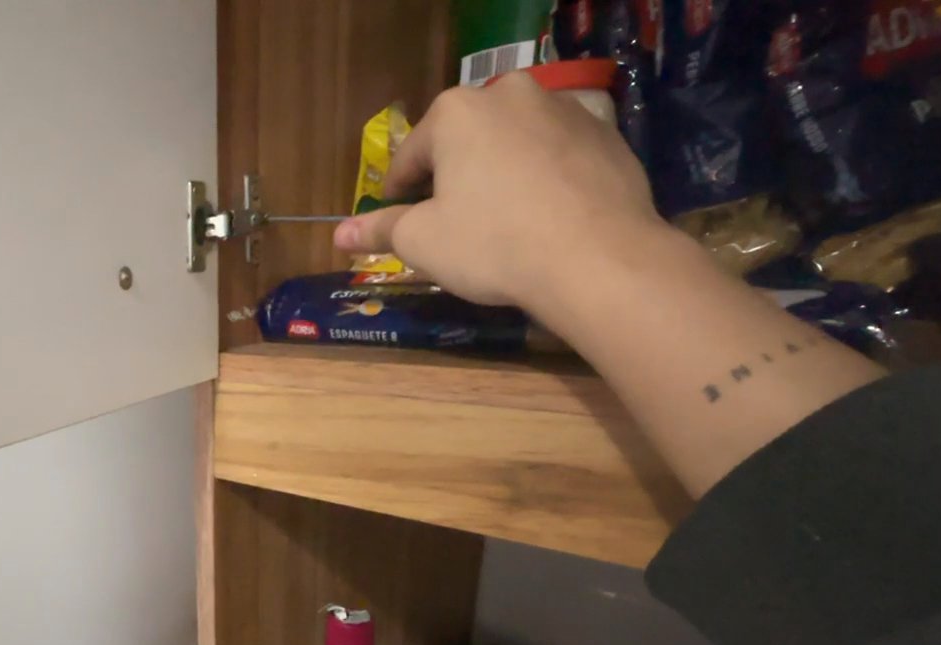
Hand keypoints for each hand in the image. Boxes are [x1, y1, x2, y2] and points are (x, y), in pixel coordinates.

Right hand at [332, 72, 663, 308]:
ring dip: (495, 175)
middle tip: (449, 224)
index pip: (410, 156)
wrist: (593, 255)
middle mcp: (509, 93)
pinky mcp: (602, 133)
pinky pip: (552, 155)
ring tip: (497, 223)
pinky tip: (539, 219)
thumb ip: (379, 231)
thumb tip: (338, 235)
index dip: (398, 194)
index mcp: (457, 113)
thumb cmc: (489, 244)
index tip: (400, 222)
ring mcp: (562, 108)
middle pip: (462, 141)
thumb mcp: (420, 242)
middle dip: (450, 178)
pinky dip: (538, 179)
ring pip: (509, 144)